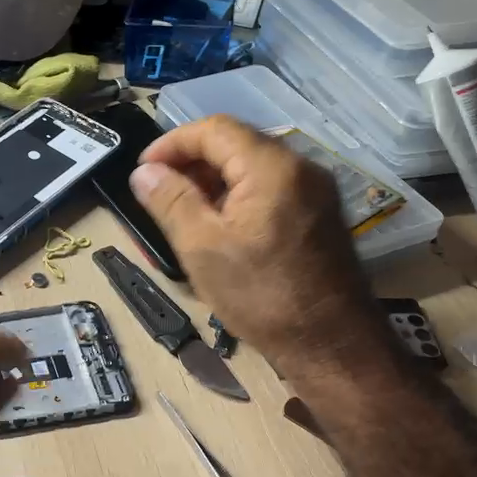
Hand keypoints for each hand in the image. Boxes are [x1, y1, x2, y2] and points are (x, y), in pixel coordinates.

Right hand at [130, 116, 381, 372]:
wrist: (333, 346)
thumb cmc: (262, 297)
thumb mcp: (201, 248)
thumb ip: (170, 201)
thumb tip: (144, 171)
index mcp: (272, 168)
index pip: (214, 129)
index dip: (172, 143)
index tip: (143, 170)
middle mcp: (301, 167)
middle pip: (235, 143)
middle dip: (191, 161)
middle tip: (158, 192)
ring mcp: (315, 190)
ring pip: (252, 165)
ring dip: (212, 179)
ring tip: (181, 212)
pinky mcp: (318, 214)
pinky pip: (270, 186)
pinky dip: (237, 195)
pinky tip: (217, 226)